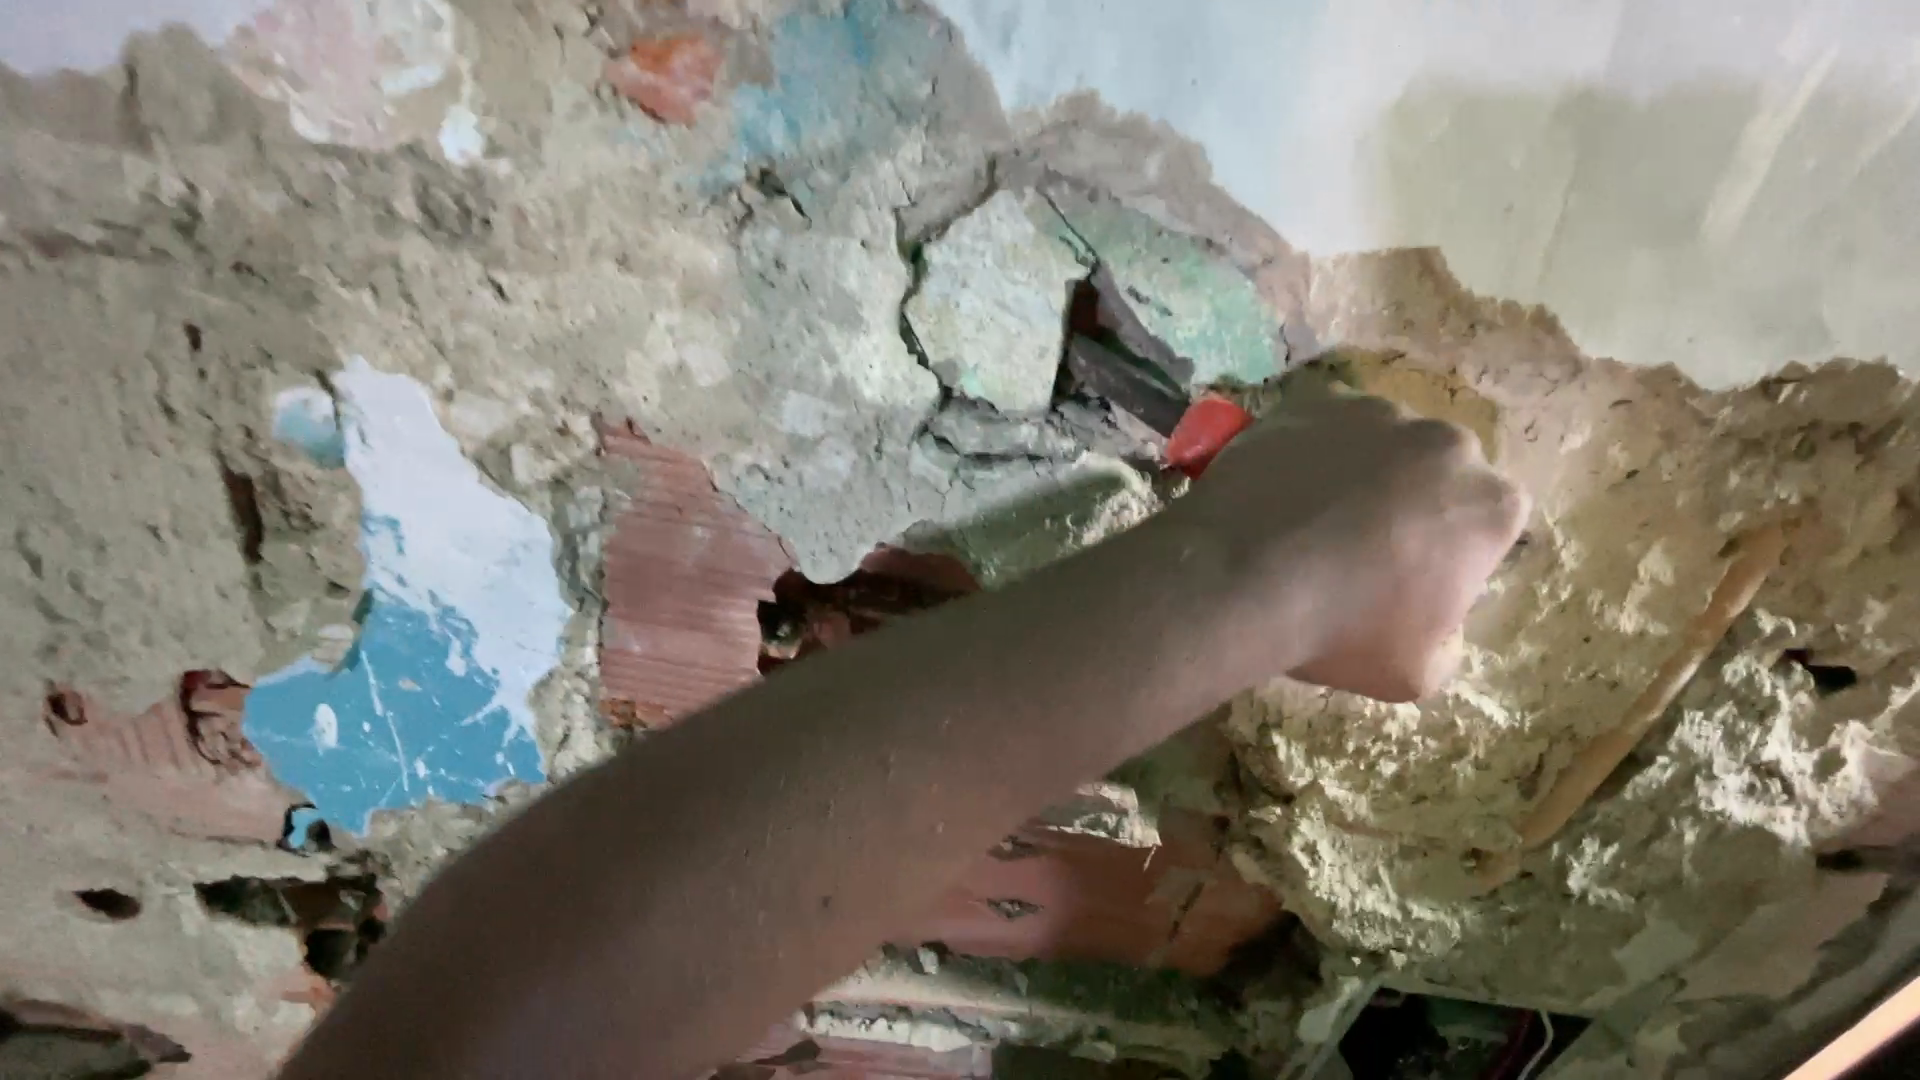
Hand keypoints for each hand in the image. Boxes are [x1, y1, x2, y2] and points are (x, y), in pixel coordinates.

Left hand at [1176, 391, 1528, 700]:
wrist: (1239, 578)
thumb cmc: (1338, 630)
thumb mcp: (1417, 672)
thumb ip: (1447, 641)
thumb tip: (1438, 623)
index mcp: (1490, 506)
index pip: (1485, 521)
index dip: (1448, 548)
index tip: (1405, 572)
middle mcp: (1445, 444)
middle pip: (1433, 471)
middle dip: (1406, 500)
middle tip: (1353, 540)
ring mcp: (1375, 414)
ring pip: (1377, 440)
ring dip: (1356, 468)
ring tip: (1306, 511)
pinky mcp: (1312, 402)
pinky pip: (1319, 423)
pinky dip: (1306, 446)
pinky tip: (1277, 482)